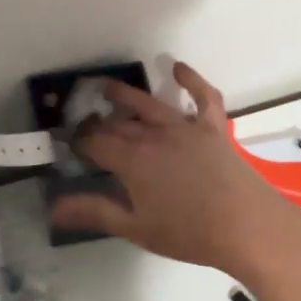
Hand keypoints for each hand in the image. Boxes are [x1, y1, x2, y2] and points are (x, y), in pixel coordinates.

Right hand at [51, 63, 300, 272]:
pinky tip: (177, 67)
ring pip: (150, 104)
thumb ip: (95, 213)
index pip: (95, 143)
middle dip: (98, 122)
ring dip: (127, 95)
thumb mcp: (137, 228)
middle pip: (119, 123)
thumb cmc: (189, 233)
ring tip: (108, 88)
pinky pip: (202, 97)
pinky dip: (190, 79)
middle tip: (86, 124)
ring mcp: (186, 128)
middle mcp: (155, 136)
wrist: (247, 226)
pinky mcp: (214, 129)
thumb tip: (54, 208)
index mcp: (132, 161)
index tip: (70, 145)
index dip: (79, 142)